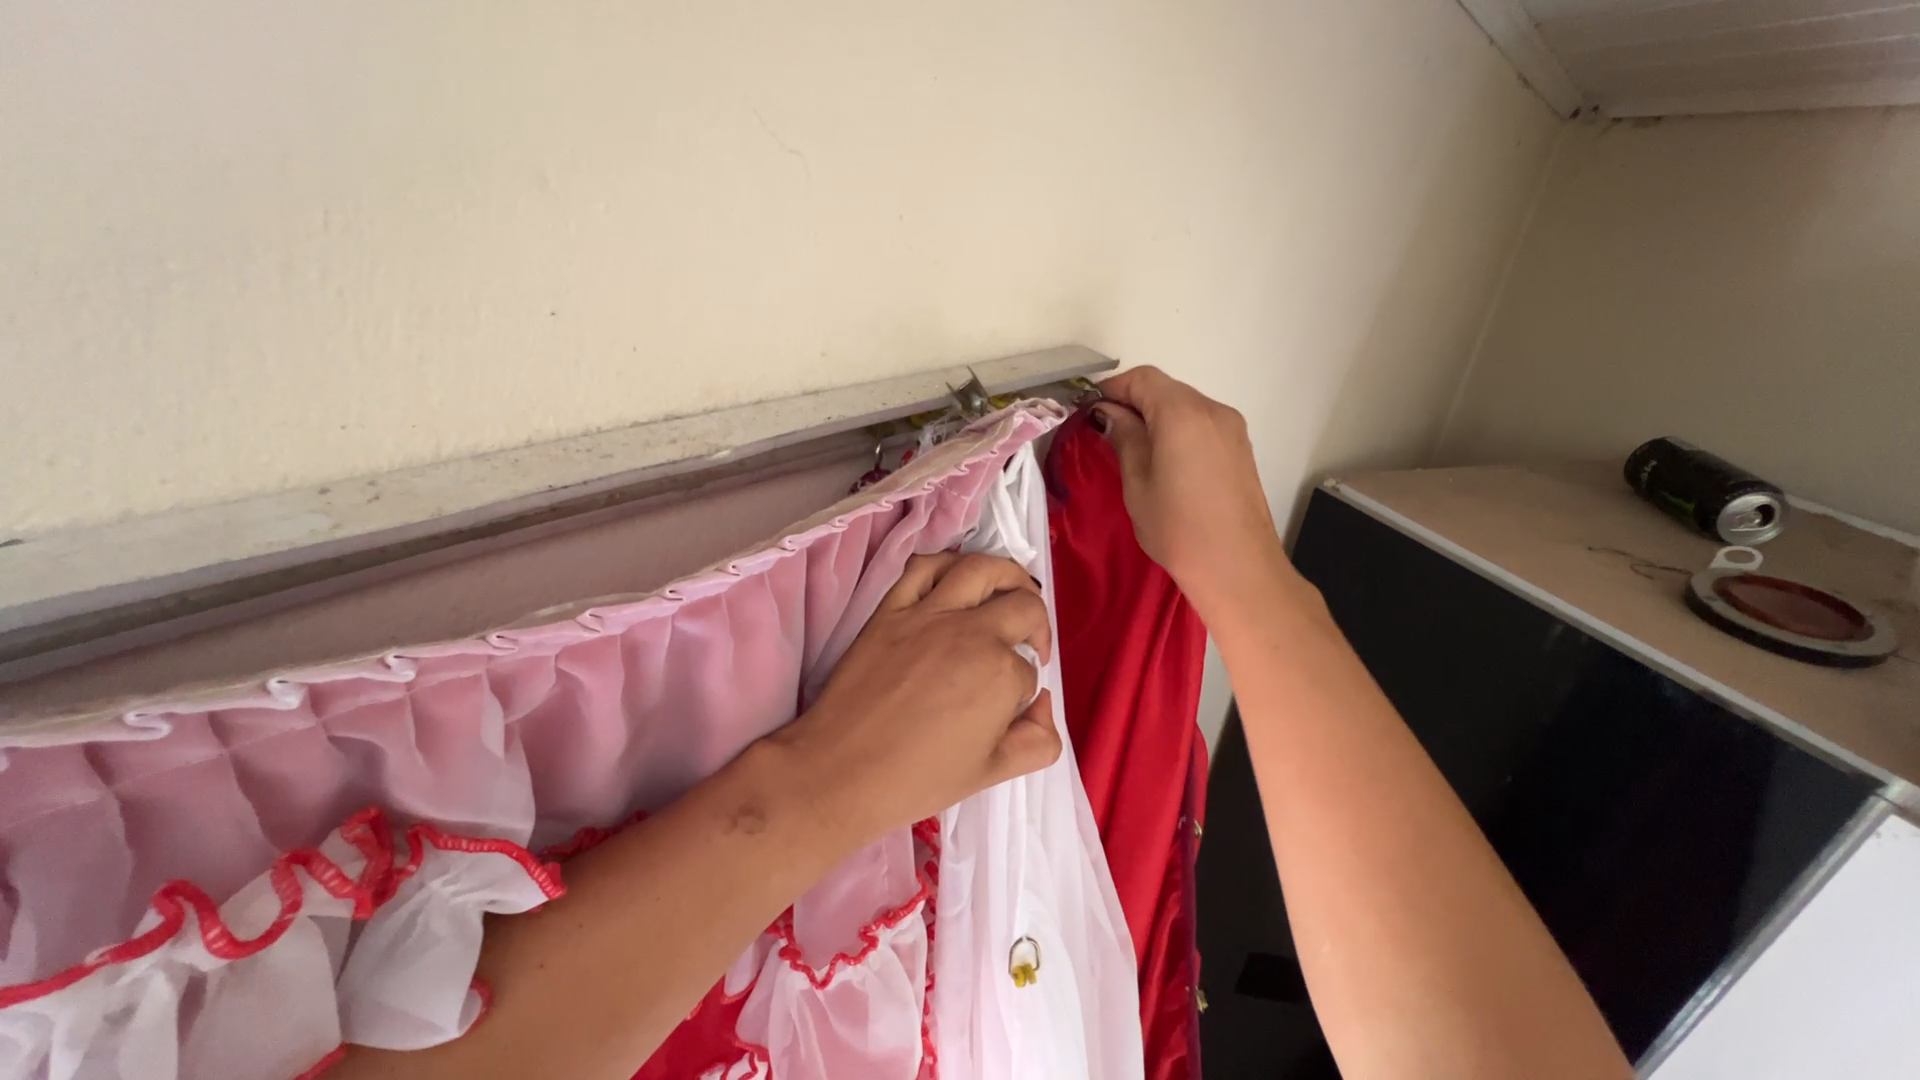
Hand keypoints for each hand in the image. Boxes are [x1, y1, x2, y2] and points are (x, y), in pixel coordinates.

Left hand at [767, 552, 1061, 843]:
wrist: (841, 771)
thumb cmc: (918, 779)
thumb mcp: (993, 773)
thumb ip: (1038, 740)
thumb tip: (1042, 702)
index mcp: (1001, 674)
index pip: (1030, 667)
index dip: (1025, 686)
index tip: (1010, 703)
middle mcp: (971, 633)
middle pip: (1022, 605)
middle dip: (1036, 623)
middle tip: (1029, 643)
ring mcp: (928, 615)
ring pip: (981, 569)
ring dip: (1008, 576)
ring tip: (1011, 591)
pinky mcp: (891, 610)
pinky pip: (923, 568)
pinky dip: (947, 562)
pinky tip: (956, 578)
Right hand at [1093, 366, 1294, 617]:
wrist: (1237, 566)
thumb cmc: (1177, 528)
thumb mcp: (1137, 483)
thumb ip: (1124, 439)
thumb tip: (1109, 414)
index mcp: (1183, 413)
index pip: (1142, 379)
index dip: (1111, 389)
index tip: (1088, 411)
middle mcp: (1212, 410)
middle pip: (1166, 389)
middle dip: (1133, 402)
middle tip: (1105, 433)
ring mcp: (1231, 428)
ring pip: (1184, 405)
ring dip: (1155, 417)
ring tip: (1132, 449)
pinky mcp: (1240, 448)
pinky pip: (1201, 424)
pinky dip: (1177, 430)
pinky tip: (1163, 460)